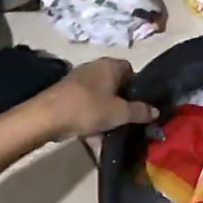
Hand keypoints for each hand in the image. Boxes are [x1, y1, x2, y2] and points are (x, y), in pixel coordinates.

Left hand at [29, 59, 157, 139]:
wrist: (47, 116)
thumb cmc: (88, 108)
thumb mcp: (119, 113)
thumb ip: (140, 111)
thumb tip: (155, 110)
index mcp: (109, 65)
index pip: (130, 70)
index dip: (137, 87)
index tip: (140, 105)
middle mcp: (94, 68)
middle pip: (115, 85)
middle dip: (122, 103)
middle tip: (129, 120)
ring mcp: (79, 81)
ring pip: (101, 97)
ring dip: (107, 113)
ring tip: (113, 132)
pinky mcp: (67, 94)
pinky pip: (87, 106)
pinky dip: (92, 119)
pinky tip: (95, 138)